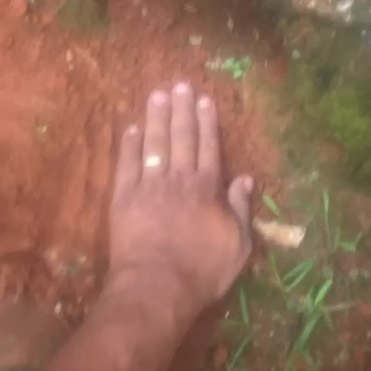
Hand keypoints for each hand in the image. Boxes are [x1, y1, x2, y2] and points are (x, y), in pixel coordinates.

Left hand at [107, 82, 253, 319]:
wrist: (157, 285)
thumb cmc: (203, 270)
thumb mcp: (238, 245)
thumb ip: (241, 209)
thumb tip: (246, 179)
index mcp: (208, 189)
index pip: (209, 147)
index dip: (207, 122)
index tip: (204, 99)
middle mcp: (180, 179)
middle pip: (181, 138)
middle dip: (181, 110)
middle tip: (180, 85)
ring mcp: (149, 186)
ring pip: (154, 144)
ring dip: (156, 118)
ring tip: (157, 95)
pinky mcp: (124, 198)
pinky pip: (127, 165)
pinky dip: (129, 145)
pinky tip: (131, 128)